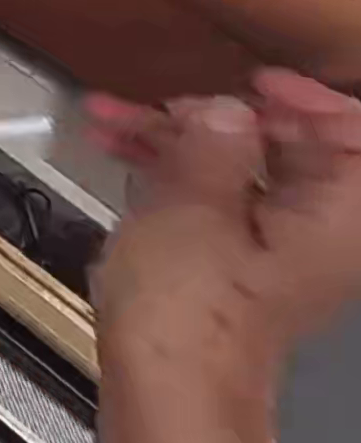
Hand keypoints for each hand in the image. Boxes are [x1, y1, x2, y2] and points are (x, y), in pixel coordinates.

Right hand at [85, 69, 360, 377]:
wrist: (166, 361)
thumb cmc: (187, 297)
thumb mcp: (189, 212)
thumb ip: (209, 151)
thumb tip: (223, 106)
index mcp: (338, 218)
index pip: (357, 141)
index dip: (314, 102)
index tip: (253, 81)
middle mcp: (318, 223)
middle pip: (286, 147)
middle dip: (215, 115)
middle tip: (156, 100)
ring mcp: (269, 232)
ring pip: (233, 162)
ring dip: (171, 134)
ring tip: (106, 115)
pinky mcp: (225, 239)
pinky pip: (205, 183)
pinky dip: (161, 159)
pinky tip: (113, 145)